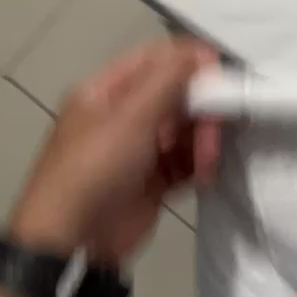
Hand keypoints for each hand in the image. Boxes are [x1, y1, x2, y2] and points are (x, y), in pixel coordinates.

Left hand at [9, 38, 221, 263]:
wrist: (73, 244)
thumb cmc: (95, 168)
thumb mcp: (131, 115)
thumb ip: (171, 77)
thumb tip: (203, 51)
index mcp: (107, 91)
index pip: (156, 58)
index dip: (191, 59)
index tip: (223, 69)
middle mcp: (123, 115)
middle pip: (177, 94)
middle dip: (202, 108)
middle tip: (216, 127)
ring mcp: (138, 148)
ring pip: (186, 127)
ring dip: (203, 140)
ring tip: (207, 162)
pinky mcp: (153, 178)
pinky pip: (186, 159)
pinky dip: (200, 163)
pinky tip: (205, 174)